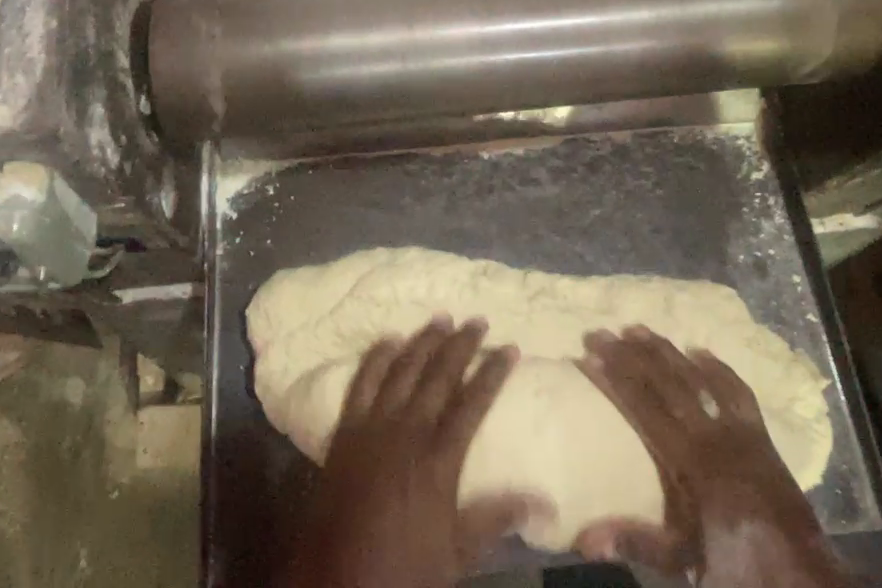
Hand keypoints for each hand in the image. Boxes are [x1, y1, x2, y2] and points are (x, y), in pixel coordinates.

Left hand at [283, 317, 534, 587]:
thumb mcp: (457, 552)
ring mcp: (372, 428)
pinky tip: (387, 341)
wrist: (336, 581)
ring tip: (440, 319)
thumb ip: (496, 517)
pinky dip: (375, 358)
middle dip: (460, 346)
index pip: (473, 403)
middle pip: (438, 377)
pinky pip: (360, 384)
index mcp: (439, 461)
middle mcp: (407, 433)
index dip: (492, 373)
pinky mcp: (345, 432)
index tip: (509, 347)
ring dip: (422, 342)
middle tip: (477, 321)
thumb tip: (545, 500)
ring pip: (401, 371)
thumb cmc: (402, 568)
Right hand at [575, 326, 842, 586]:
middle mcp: (716, 437)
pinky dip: (718, 369)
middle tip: (602, 333)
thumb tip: (586, 539)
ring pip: (700, 379)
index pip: (645, 410)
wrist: (804, 578)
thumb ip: (638, 542)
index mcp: (693, 463)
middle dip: (632, 356)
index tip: (589, 357)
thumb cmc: (738, 566)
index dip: (616, 381)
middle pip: (668, 385)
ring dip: (668, 352)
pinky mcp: (762, 437)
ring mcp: (742, 433)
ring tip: (640, 329)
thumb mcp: (685, 561)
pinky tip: (701, 353)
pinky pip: (738, 392)